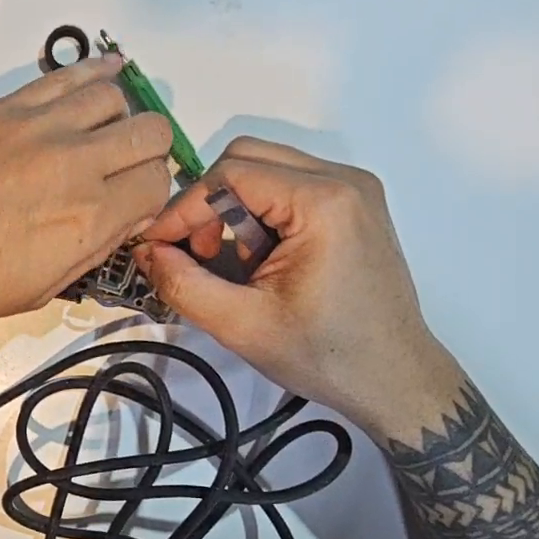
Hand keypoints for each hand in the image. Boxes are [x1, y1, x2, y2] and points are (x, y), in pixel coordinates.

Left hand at [0, 56, 173, 329]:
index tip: (131, 205)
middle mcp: (72, 165)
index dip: (150, 198)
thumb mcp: (34, 291)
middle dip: (148, 154)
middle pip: (151, 132)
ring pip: (115, 94)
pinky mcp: (5, 108)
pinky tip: (105, 75)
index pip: (156, 185)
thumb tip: (119, 221)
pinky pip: (67, 75)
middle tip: (124, 170)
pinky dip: (95, 72)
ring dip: (119, 115)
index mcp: (84, 221)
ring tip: (100, 135)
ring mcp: (38, 128)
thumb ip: (88, 251)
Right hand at [134, 138, 463, 437]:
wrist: (394, 380)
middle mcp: (343, 179)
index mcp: (323, 201)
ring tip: (226, 262)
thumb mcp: (240, 325)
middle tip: (194, 254)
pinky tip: (256, 259)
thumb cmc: (323, 354)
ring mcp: (353, 189)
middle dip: (207, 203)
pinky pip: (287, 187)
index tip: (155, 247)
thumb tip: (145, 251)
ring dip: (231, 209)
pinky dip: (256, 214)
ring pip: (265, 170)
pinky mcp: (353, 206)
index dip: (183, 207)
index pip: (230, 174)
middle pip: (247, 159)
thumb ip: (182, 283)